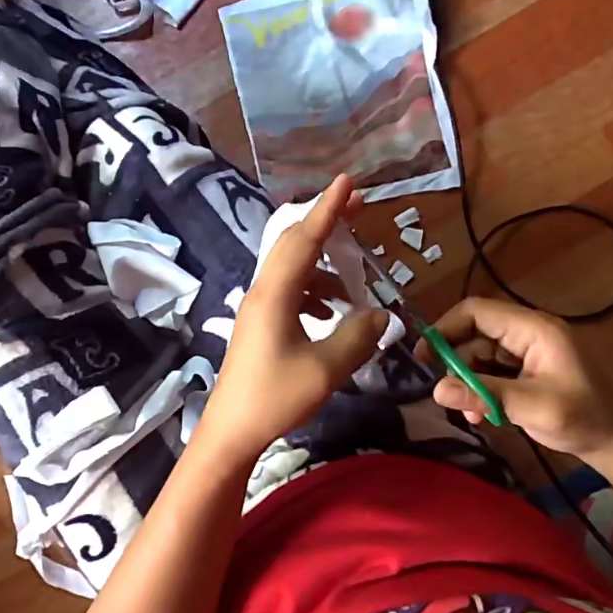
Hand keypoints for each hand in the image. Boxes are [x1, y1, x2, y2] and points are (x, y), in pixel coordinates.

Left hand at [198, 175, 389, 456]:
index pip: (305, 238)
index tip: (348, 181)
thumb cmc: (275, 398)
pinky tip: (330, 313)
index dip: (328, 208)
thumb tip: (381, 314)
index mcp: (275, 293)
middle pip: (294, 244)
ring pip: (292, 268)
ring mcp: (258, 307)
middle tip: (358, 212)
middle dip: (326, 224)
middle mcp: (263, 291)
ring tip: (353, 283)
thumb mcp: (325, 369)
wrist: (231, 431)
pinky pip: (289, 290)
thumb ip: (357, 336)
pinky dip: (314, 290)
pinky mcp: (258, 323)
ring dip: (323, 266)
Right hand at [427, 297, 612, 457]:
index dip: (445, 328)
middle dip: (454, 358)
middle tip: (439, 386)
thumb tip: (436, 389)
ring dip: (467, 377)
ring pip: (480, 351)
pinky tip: (480, 412)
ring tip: (466, 409)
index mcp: (533, 329)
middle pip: (475, 330)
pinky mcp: (528, 368)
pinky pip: (492, 368)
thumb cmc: (583, 418)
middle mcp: (528, 332)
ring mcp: (528, 350)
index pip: (477, 311)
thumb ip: (485, 395)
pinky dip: (481, 386)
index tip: (423, 355)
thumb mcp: (532, 407)